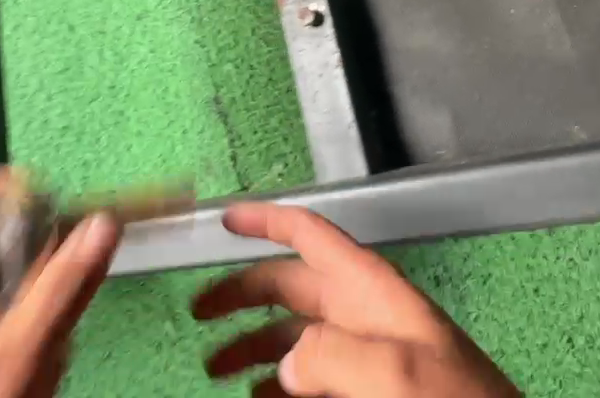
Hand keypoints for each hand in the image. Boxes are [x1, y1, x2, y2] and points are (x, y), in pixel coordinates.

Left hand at [0, 172, 122, 397]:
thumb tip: (103, 223)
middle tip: (59, 312)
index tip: (60, 209)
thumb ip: (65, 283)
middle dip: (45, 268)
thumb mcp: (24, 348)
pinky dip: (29, 336)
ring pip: (13, 285)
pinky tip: (33, 373)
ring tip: (43, 359)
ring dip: (41, 312)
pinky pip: (5, 319)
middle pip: (7, 242)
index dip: (20, 187)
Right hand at [192, 203, 521, 397]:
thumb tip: (287, 359)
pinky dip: (279, 385)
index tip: (226, 219)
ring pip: (295, 337)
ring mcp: (367, 355)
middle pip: (290, 286)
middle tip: (200, 312)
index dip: (266, 220)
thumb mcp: (399, 373)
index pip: (310, 234)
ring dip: (253, 347)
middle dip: (242, 293)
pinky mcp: (370, 391)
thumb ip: (335, 354)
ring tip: (217, 368)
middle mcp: (363, 314)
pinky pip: (311, 379)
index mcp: (370, 291)